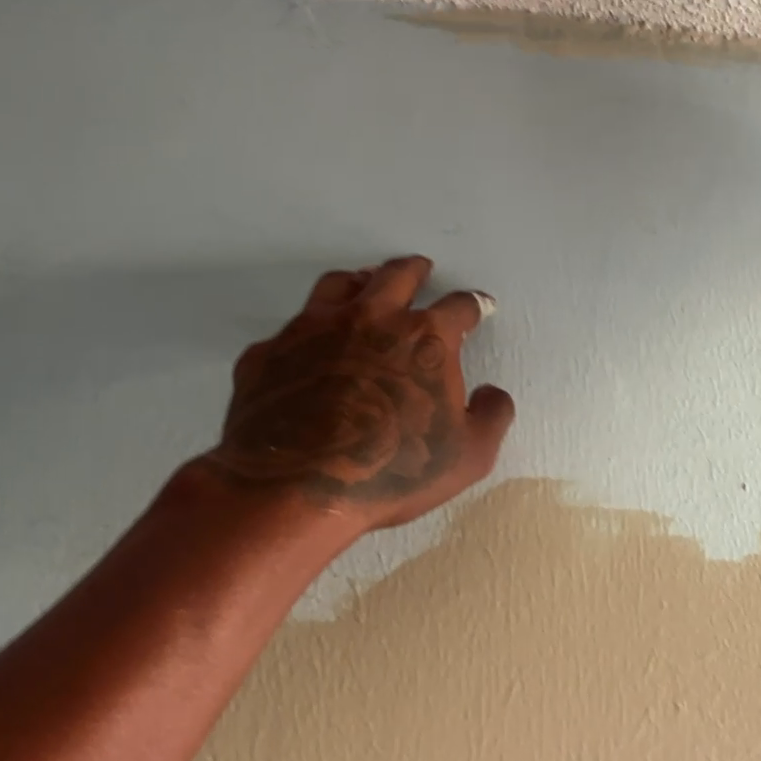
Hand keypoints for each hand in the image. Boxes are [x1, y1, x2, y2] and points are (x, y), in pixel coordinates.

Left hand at [199, 255, 514, 533]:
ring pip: (339, 285)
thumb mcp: (469, 456)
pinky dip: (308, 333)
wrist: (293, 491)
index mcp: (425, 338)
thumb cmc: (393, 472)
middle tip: (421, 269)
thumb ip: (491, 416)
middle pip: (397, 274)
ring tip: (364, 289)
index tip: (479, 307)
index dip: (474, 305)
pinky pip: (291, 330)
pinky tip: (309, 350)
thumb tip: (491, 393)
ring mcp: (313, 329)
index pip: (459, 306)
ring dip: (359, 283)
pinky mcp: (268, 352)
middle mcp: (371, 318)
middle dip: (415, 269)